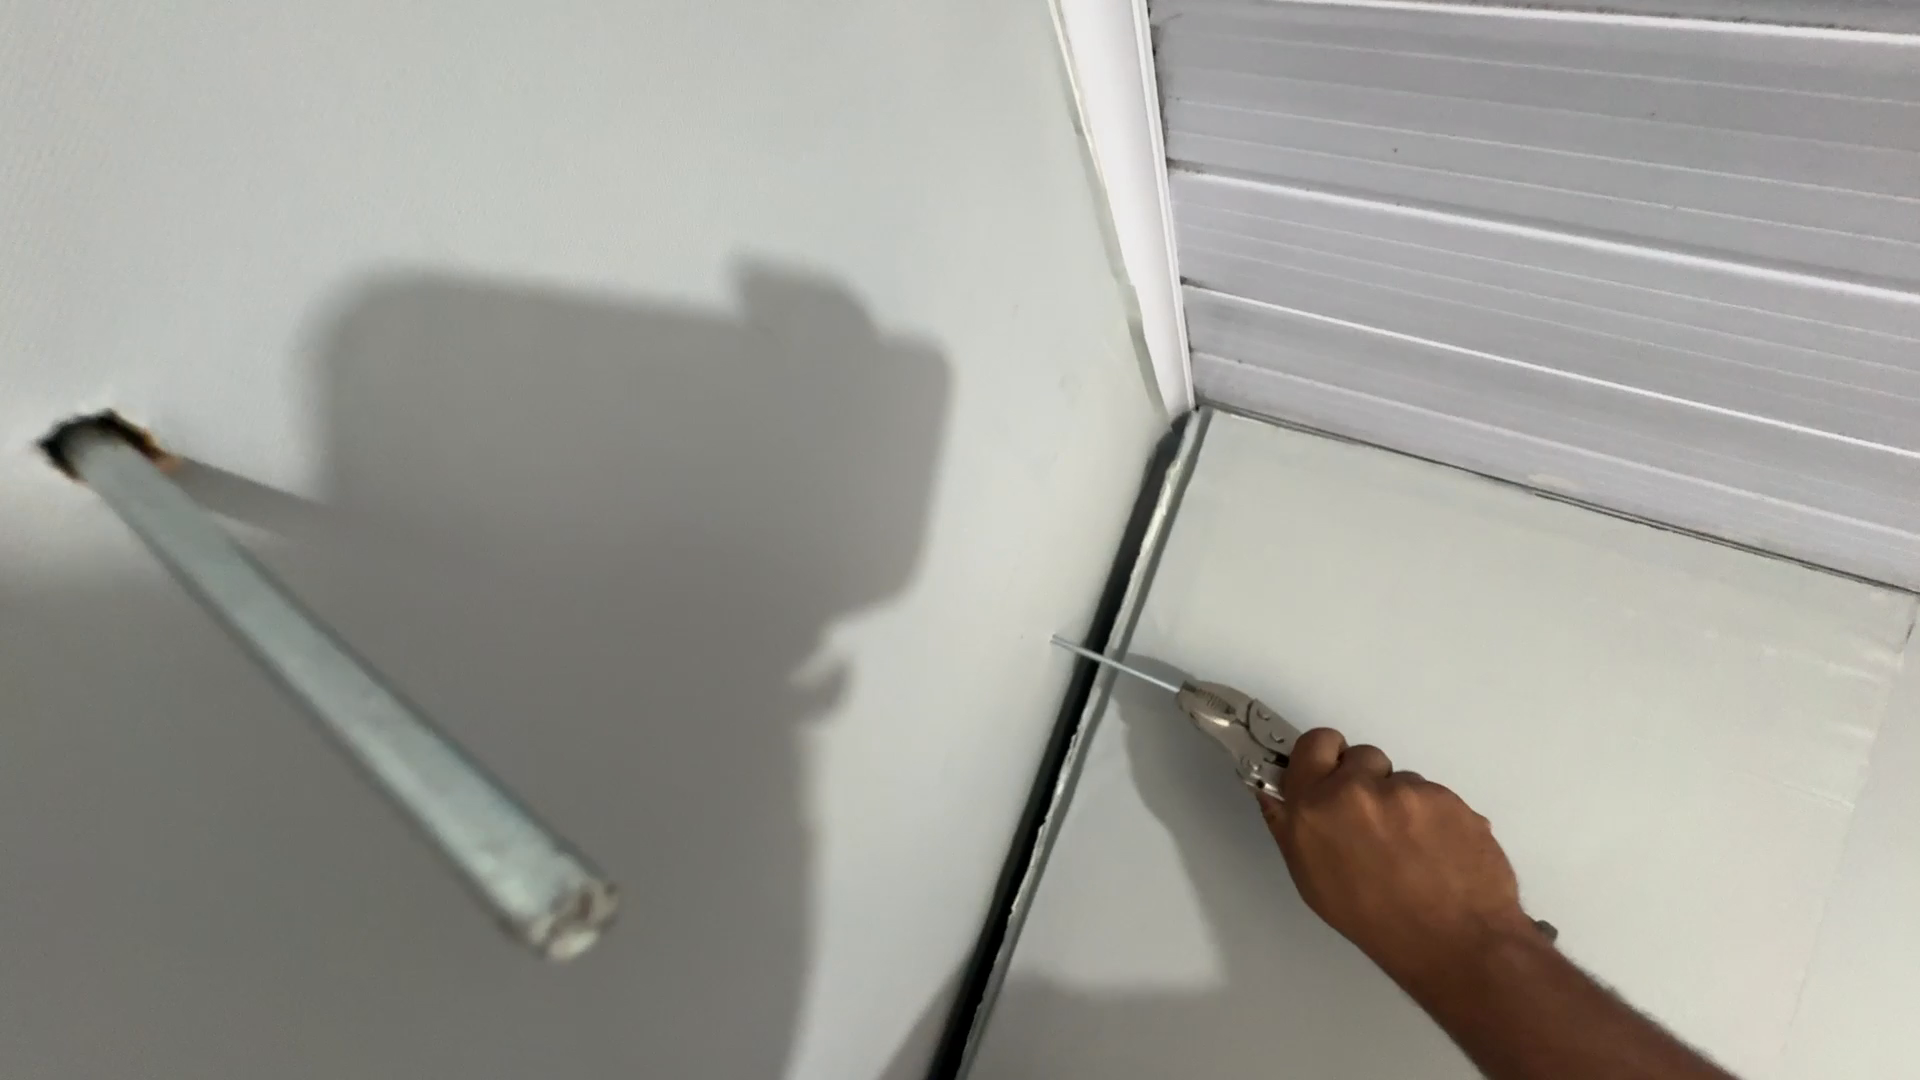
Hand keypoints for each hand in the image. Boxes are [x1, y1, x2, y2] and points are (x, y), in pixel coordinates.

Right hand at [1257, 728, 1534, 988]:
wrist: (1455, 946)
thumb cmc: (1370, 918)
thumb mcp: (1310, 878)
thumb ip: (1289, 825)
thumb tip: (1274, 792)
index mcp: (1312, 805)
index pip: (1314, 743)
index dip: (1325, 754)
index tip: (1333, 773)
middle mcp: (1354, 789)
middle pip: (1360, 756)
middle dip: (1365, 779)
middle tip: (1375, 819)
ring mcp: (1405, 792)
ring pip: (1400, 780)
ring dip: (1402, 802)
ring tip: (1415, 848)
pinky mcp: (1448, 799)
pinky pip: (1436, 797)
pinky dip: (1437, 818)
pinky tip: (1441, 853)